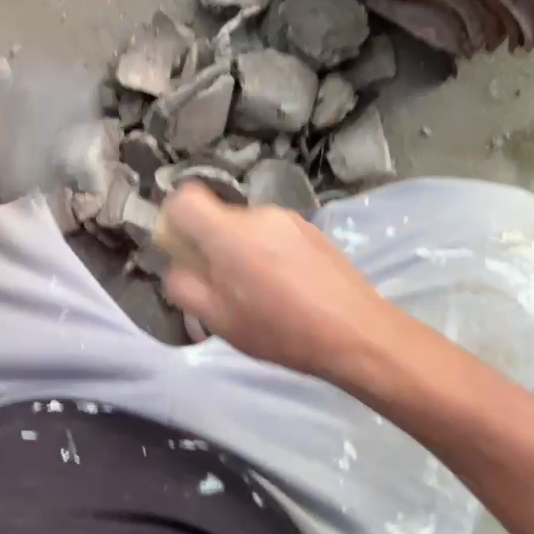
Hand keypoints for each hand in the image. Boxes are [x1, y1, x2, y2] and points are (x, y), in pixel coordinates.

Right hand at [159, 184, 423, 382]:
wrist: (359, 334)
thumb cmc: (280, 330)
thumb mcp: (216, 319)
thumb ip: (182, 285)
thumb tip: (177, 266)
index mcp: (227, 233)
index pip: (183, 199)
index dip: (174, 220)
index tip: (182, 251)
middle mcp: (256, 215)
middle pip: (215, 216)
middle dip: (210, 244)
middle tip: (223, 285)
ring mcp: (287, 219)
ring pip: (243, 227)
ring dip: (240, 250)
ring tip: (259, 291)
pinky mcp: (310, 229)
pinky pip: (270, 233)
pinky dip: (266, 253)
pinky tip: (286, 287)